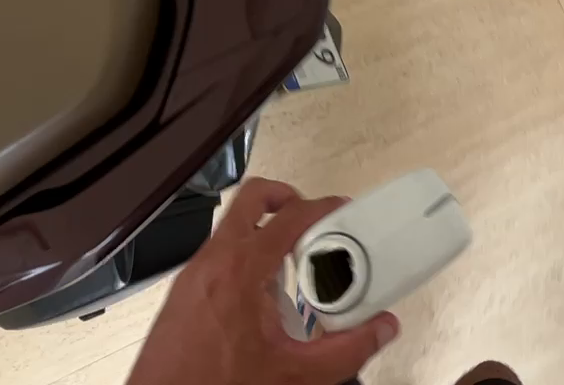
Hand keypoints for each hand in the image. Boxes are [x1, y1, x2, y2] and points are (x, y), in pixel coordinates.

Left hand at [127, 178, 400, 384]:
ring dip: (264, 232)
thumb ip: (346, 350)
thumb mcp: (294, 376)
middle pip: (251, 197)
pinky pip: (219, 254)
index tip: (339, 209)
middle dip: (285, 198)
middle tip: (309, 220)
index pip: (289, 215)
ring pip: (232, 226)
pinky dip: (244, 258)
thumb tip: (379, 329)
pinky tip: (261, 299)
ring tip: (290, 266)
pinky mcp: (183, 291)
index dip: (321, 206)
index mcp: (241, 270)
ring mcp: (194, 273)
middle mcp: (213, 261)